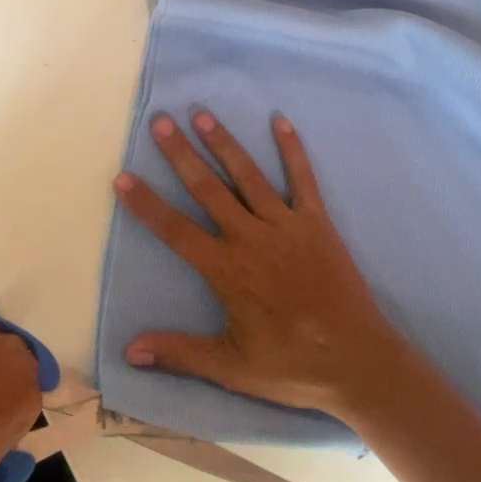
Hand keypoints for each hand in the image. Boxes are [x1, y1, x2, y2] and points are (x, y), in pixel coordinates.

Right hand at [113, 111, 409, 420]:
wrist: (358, 360)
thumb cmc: (292, 366)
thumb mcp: (230, 367)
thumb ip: (180, 353)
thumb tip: (129, 350)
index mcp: (227, 270)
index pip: (176, 230)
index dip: (147, 204)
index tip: (122, 177)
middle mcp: (253, 238)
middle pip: (208, 189)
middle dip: (181, 154)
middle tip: (160, 122)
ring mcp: (287, 226)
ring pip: (248, 176)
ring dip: (225, 143)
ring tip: (203, 114)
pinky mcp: (318, 223)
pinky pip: (303, 179)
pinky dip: (293, 150)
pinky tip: (281, 121)